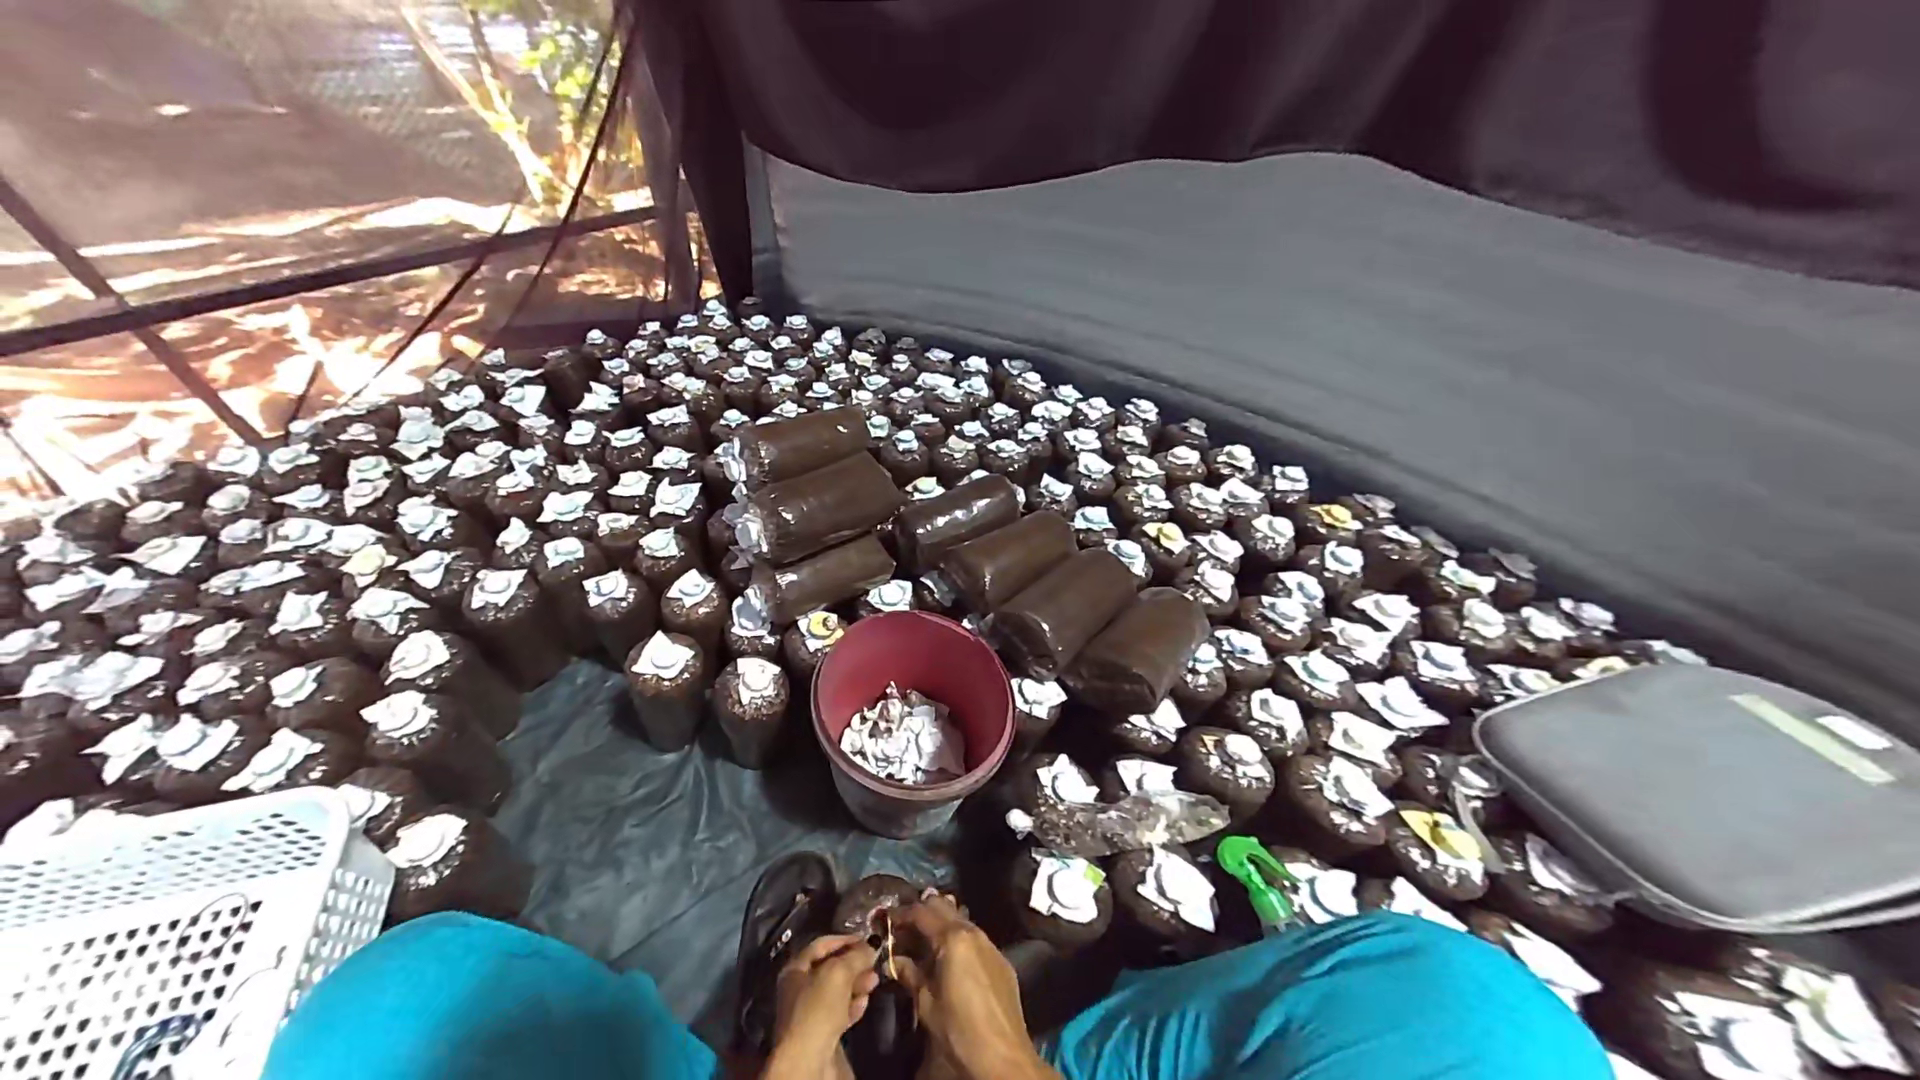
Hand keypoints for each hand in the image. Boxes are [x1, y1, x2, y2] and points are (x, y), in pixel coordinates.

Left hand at [765, 933, 878, 1078]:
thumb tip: (871, 945)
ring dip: (857, 984)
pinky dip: (853, 1005)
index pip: (821, 945)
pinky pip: (839, 1012)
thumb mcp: (839, 973)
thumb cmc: (818, 1008)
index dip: (844, 939)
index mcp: (795, 970)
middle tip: (874, 962)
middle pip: (831, 968)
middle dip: (854, 964)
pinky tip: (864, 1004)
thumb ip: (856, 956)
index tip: (866, 939)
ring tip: (874, 982)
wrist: (809, 1062)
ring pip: (838, 991)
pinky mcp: (820, 1032)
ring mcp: (810, 1012)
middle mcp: (799, 989)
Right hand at [893, 891, 1058, 1079]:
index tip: (885, 921)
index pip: (922, 913)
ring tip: (923, 944)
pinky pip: (975, 938)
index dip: (901, 914)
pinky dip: (958, 939)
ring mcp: (991, 945)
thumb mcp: (927, 1004)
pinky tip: (950, 960)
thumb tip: (895, 960)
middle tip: (903, 930)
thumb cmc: (959, 1030)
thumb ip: (910, 974)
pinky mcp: (1001, 960)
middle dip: (921, 914)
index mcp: (953, 938)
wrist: (1004, 1057)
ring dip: (941, 925)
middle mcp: (974, 932)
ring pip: (961, 920)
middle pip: (943, 908)